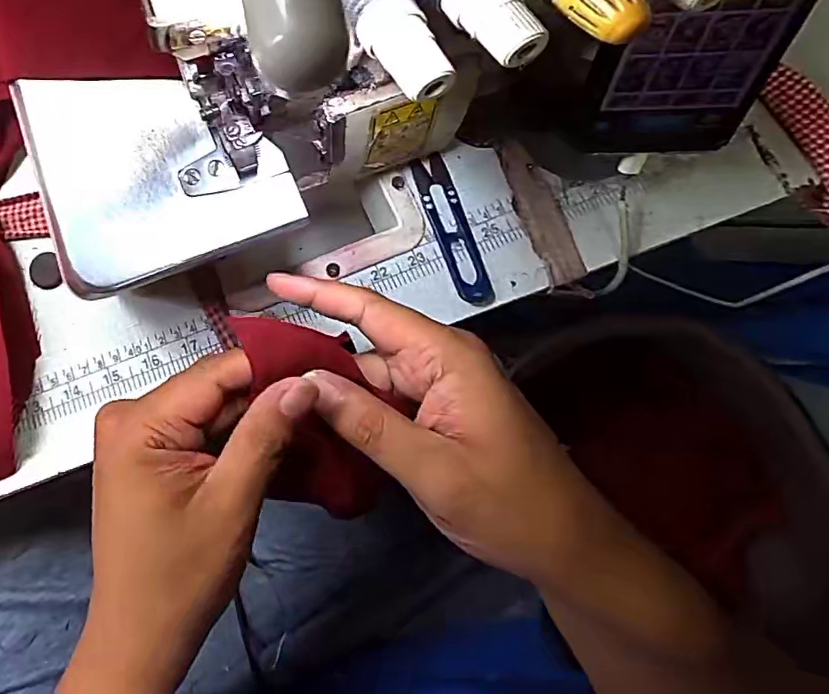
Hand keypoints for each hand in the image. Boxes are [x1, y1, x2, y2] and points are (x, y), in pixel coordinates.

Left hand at [59, 350, 316, 693]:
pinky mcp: (147, 449)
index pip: (215, 371)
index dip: (270, 365)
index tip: (315, 367)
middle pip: (212, 387)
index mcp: (138, 421)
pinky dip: (234, 435)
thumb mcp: (230, 503)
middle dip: (265, 394)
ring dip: (254, 415)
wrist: (139, 638)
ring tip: (304, 418)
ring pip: (210, 406)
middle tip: (317, 398)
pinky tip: (272, 439)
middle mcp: (129, 414)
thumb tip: (301, 384)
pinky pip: (199, 426)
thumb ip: (264, 434)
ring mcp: (135, 431)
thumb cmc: (178, 580)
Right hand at [263, 272, 603, 585]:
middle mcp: (438, 360)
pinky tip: (318, 423)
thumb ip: (367, 423)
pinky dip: (351, 411)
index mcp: (444, 356)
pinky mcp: (434, 410)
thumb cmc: (512, 505)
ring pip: (367, 377)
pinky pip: (382, 401)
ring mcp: (436, 386)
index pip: (370, 310)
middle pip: (362, 346)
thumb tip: (308, 382)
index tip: (274, 279)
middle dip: (313, 354)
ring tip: (278, 398)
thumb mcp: (433, 469)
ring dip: (330, 389)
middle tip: (259, 365)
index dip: (318, 292)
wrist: (568, 549)